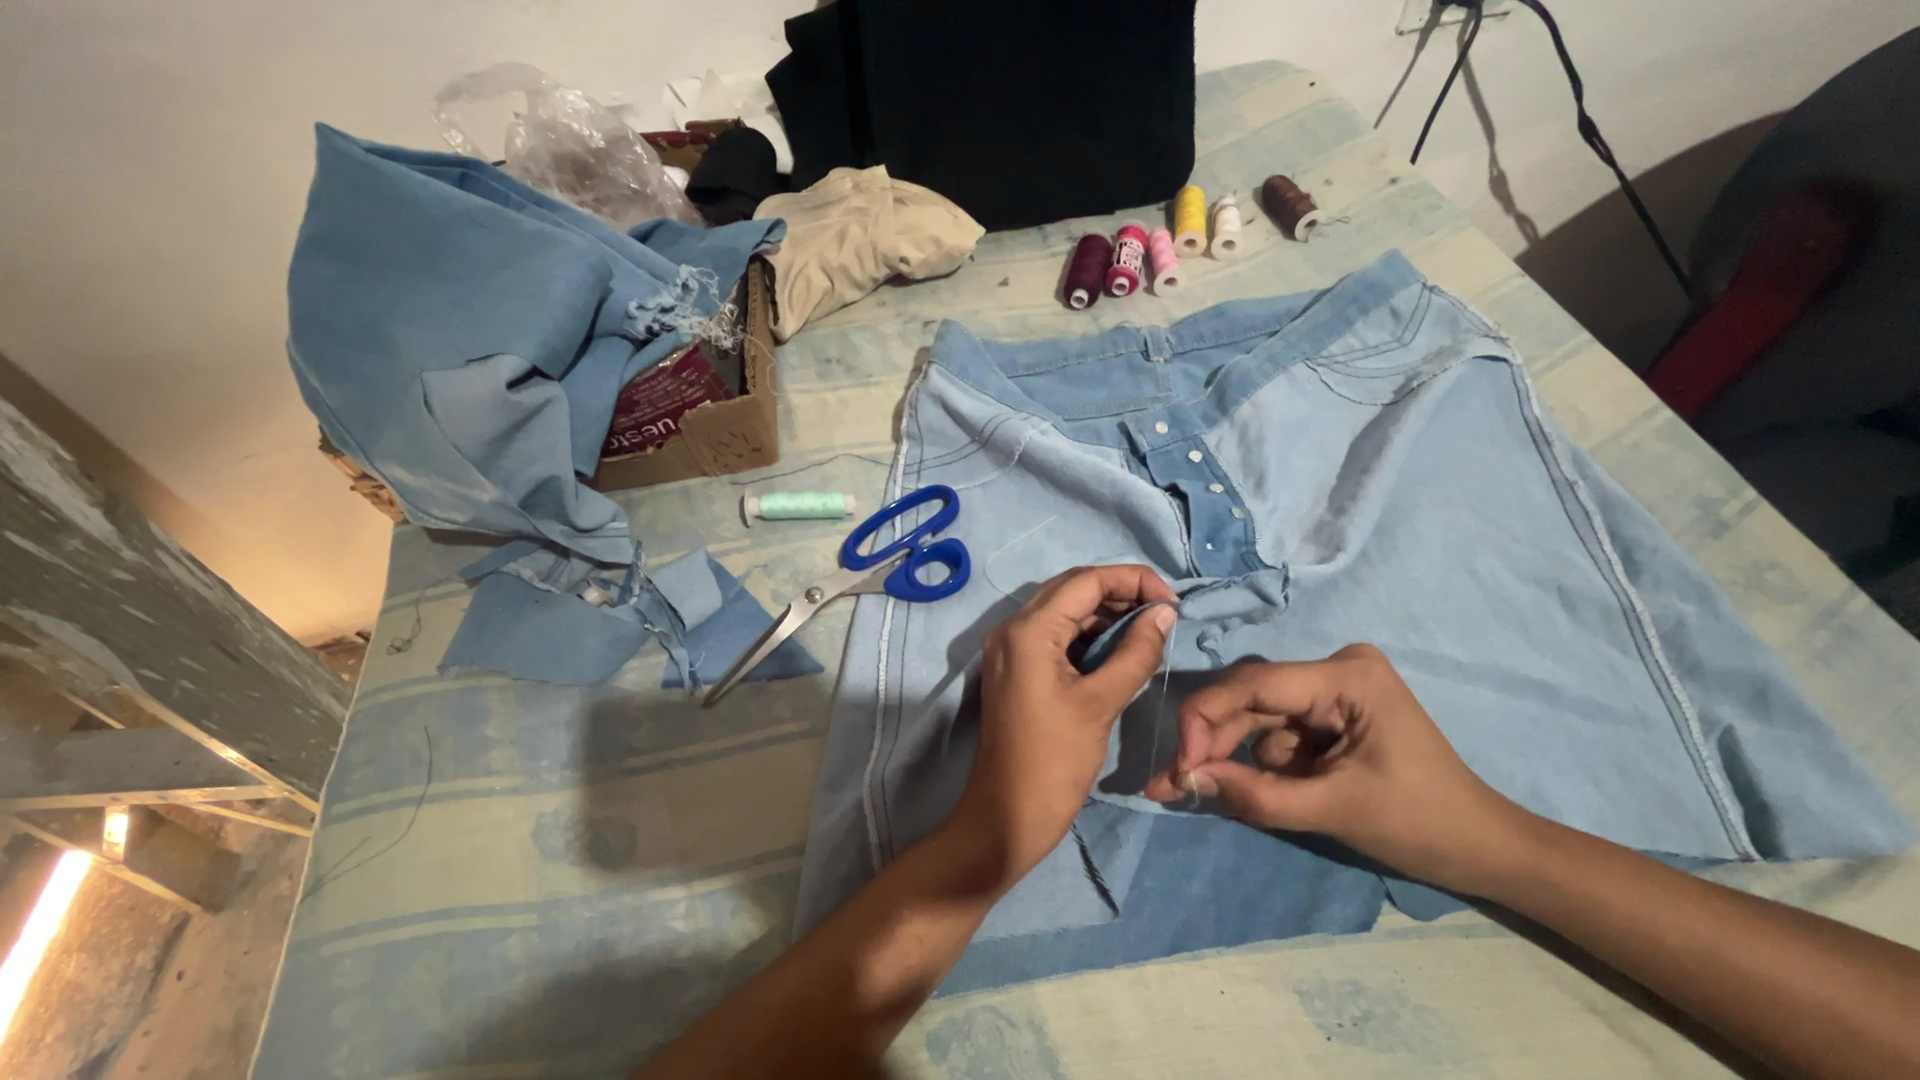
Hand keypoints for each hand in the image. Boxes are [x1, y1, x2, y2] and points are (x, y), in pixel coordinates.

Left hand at [947, 565, 1176, 884]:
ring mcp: (1010, 650)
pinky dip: (1088, 636)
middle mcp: (1012, 629)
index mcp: (1028, 630)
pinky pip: (1055, 637)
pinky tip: (1120, 650)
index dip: (1132, 580)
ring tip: (1149, 631)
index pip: (1085, 581)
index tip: (1172, 601)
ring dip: (1105, 615)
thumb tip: (1165, 614)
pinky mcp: (1016, 670)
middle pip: (1072, 590)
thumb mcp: (1101, 703)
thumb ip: (1136, 653)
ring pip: (1064, 612)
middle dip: (1120, 594)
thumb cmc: (1054, 760)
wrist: (1007, 814)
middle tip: (1163, 614)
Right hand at [1141, 644, 1529, 892]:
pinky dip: (1257, 767)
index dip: (1206, 720)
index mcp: (1347, 677)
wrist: (1482, 849)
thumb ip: (1256, 794)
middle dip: (1212, 746)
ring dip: (1232, 761)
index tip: (1180, 767)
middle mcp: (1334, 670)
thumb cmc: (1421, 824)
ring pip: (1256, 721)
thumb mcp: (1333, 810)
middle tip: (1169, 786)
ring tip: (1195, 794)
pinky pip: (1275, 736)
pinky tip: (1245, 792)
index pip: (1255, 684)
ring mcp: (1332, 692)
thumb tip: (1185, 778)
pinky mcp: (1328, 716)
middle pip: (1249, 701)